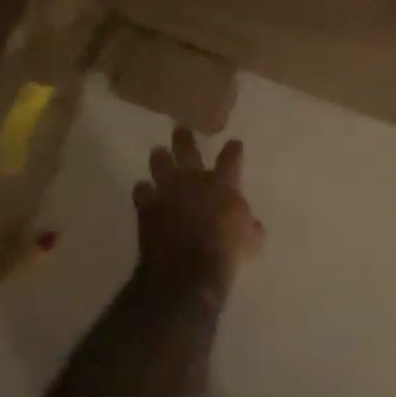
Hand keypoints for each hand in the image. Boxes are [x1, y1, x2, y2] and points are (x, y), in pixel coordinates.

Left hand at [134, 129, 263, 287]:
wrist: (187, 268)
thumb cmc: (225, 253)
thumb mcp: (249, 243)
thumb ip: (250, 229)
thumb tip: (253, 226)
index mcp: (222, 186)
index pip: (231, 159)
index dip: (233, 149)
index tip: (234, 143)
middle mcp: (193, 181)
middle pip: (188, 150)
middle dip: (184, 138)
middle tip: (180, 129)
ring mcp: (168, 191)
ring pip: (160, 163)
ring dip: (159, 158)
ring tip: (158, 153)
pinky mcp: (147, 206)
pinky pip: (141, 191)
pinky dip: (143, 191)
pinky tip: (143, 192)